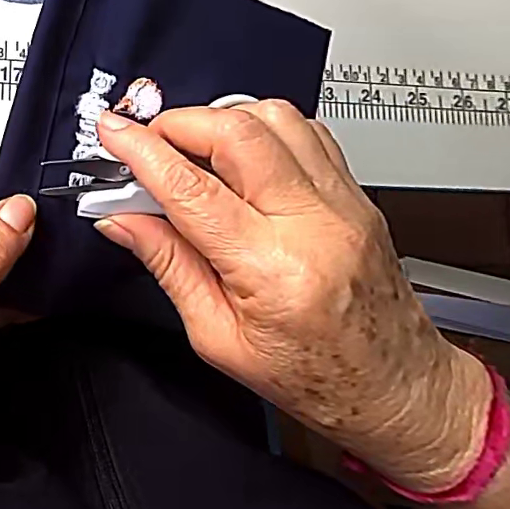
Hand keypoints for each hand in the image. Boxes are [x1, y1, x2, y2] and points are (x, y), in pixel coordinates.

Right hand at [92, 101, 492, 493]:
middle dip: (175, 123)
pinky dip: (254, 128)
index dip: (140, 151)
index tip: (111, 132)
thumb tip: (119, 220)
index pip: (191, 187)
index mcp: (274, 271)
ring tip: (187, 151)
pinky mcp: (354, 195)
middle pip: (237, 132)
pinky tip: (232, 155)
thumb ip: (165, 263)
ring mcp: (343, 204)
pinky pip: (301, 131)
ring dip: (215, 121)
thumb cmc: (313, 376)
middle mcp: (317, 226)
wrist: (399, 390)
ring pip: (272, 118)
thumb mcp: (215, 335)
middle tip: (145, 144)